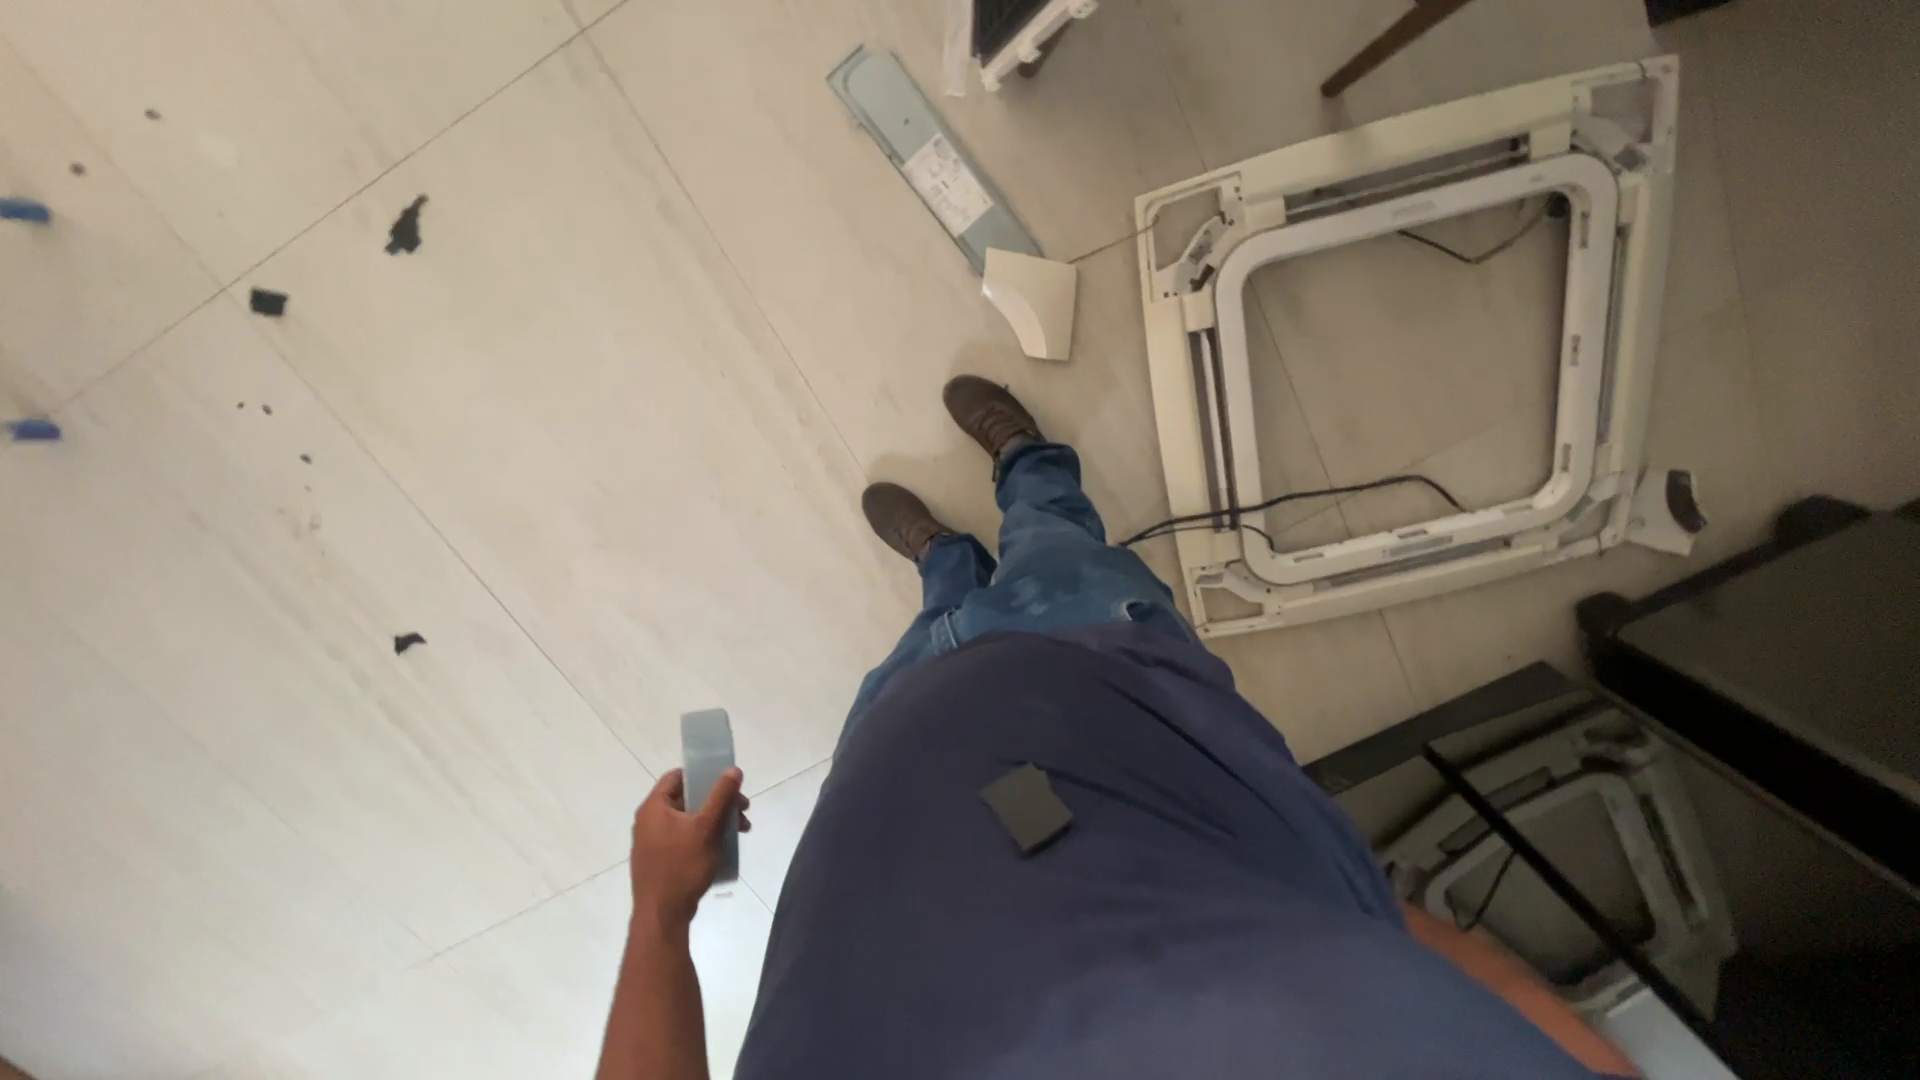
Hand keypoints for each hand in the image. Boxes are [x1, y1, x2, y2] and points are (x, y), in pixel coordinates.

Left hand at [629, 768, 750, 928]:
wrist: (662, 917)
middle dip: (718, 801)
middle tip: (742, 809)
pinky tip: (725, 846)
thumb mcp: (706, 828)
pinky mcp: (660, 860)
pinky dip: (705, 836)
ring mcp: (653, 842)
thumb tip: (733, 770)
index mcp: (654, 807)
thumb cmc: (682, 867)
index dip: (703, 774)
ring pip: (690, 819)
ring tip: (741, 830)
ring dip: (716, 819)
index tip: (726, 783)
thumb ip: (721, 796)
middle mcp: (649, 821)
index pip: (677, 776)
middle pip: (687, 798)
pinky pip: (685, 837)